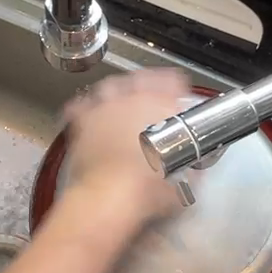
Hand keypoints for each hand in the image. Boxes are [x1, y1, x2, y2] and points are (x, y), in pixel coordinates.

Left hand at [57, 68, 188, 225]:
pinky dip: (85, 107)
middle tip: (149, 96)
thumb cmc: (147, 186)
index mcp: (162, 107)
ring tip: (120, 100)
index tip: (177, 92)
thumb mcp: (180, 177)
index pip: (173, 81)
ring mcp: (105, 107)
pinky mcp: (82, 120)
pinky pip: (81, 104)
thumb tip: (191, 167)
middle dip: (146, 84)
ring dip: (117, 91)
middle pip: (141, 78)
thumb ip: (187, 164)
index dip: (176, 86)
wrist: (110, 194)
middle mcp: (133, 99)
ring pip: (111, 85)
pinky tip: (88, 112)